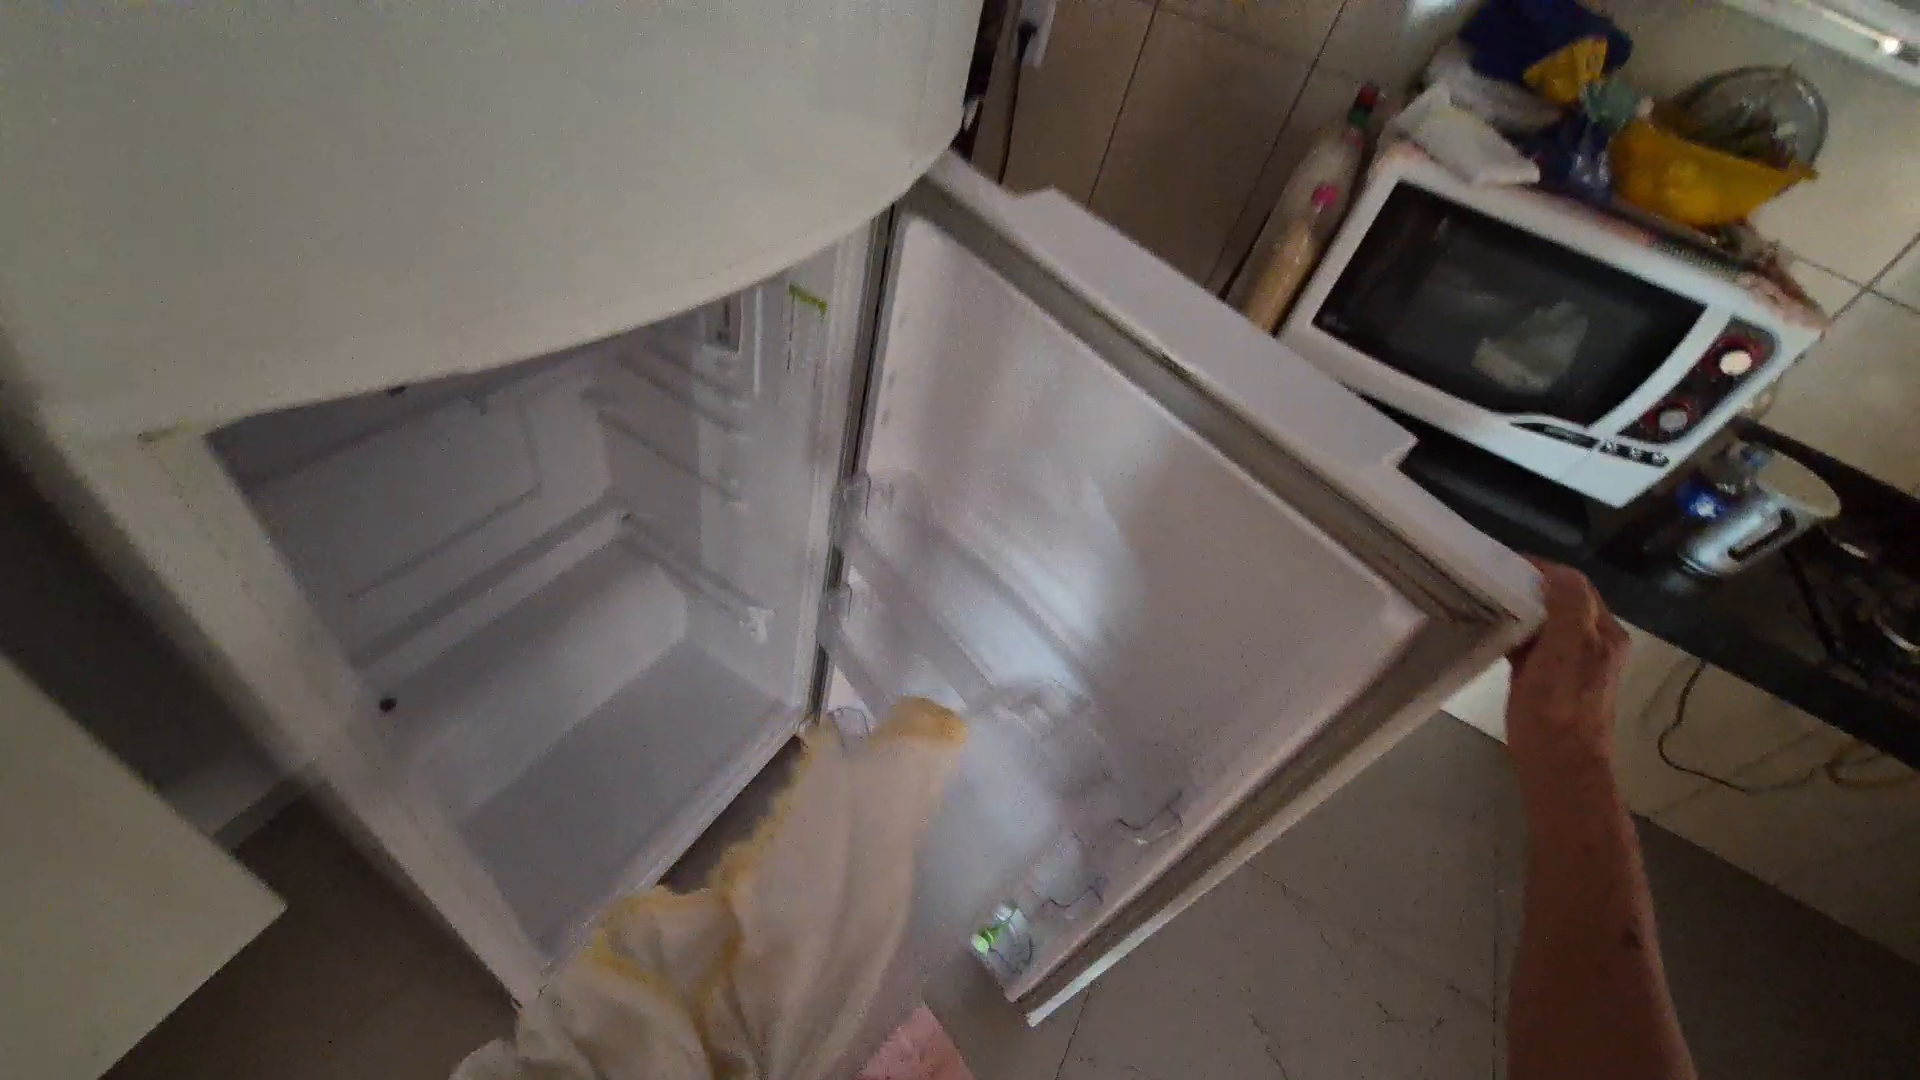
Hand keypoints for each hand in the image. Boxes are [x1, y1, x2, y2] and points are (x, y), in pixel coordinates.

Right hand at [1505, 559, 1628, 793]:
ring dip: (1517, 607)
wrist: (1558, 765)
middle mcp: (1593, 643)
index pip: (1574, 585)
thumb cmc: (1557, 710)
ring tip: (1481, 598)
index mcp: (1602, 634)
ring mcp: (1572, 662)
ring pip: (1544, 620)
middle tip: (1483, 577)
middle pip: (1559, 600)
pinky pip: (1532, 642)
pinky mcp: (1550, 678)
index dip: (1540, 569)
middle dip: (1525, 585)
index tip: (1499, 560)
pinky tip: (1489, 633)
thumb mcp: (1564, 655)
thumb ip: (1566, 611)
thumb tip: (1555, 572)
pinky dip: (1512, 631)